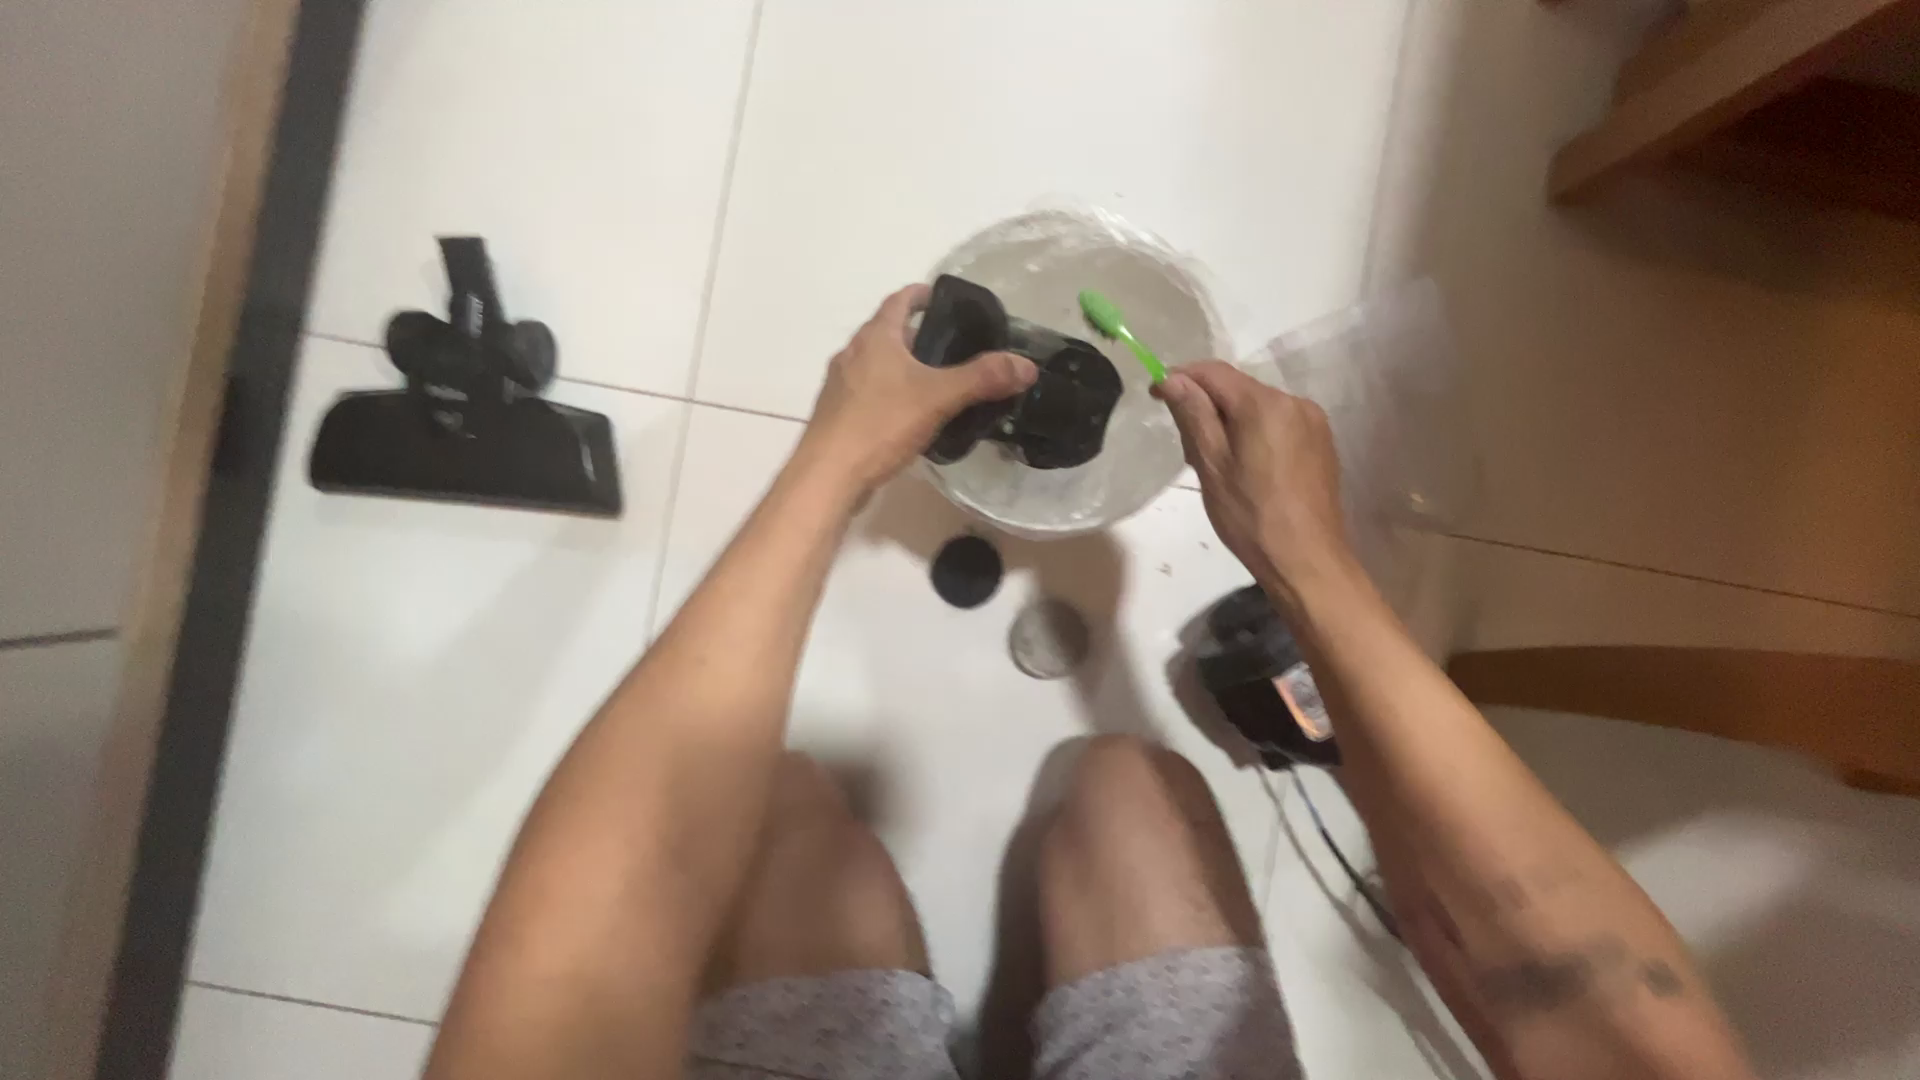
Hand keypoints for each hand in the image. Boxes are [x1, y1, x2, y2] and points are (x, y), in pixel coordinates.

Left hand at [797, 284, 1036, 493]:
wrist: (828, 476)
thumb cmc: (880, 425)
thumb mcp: (939, 398)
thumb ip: (982, 379)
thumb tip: (1026, 365)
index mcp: (875, 338)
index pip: (899, 300)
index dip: (922, 295)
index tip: (943, 299)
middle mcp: (852, 354)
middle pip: (888, 333)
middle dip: (917, 336)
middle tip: (952, 349)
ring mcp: (840, 386)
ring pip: (876, 366)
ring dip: (902, 368)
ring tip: (936, 384)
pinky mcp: (837, 416)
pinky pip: (868, 395)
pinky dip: (889, 396)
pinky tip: (909, 418)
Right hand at [1153, 361, 1355, 601]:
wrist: (1306, 559)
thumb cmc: (1250, 516)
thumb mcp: (1211, 465)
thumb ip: (1193, 416)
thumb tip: (1172, 379)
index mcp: (1264, 404)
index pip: (1214, 372)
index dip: (1180, 377)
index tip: (1154, 396)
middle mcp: (1294, 402)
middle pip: (1237, 389)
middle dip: (1206, 407)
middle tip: (1187, 449)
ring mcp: (1313, 422)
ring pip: (1257, 407)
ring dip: (1230, 422)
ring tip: (1216, 464)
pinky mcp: (1321, 443)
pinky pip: (1277, 424)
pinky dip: (1254, 434)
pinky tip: (1247, 469)